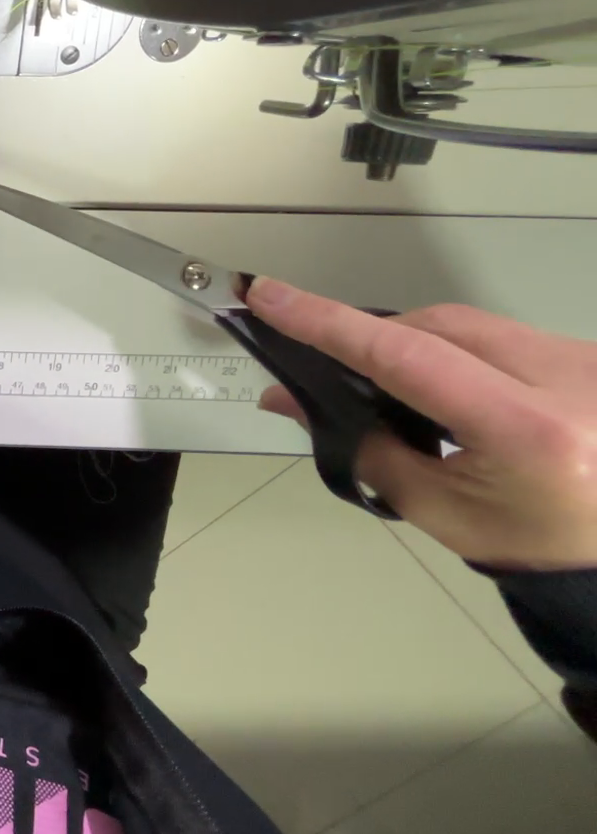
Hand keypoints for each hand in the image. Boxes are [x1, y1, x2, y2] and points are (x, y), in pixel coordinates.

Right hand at [246, 278, 596, 570]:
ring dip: (416, 341)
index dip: (329, 323)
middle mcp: (577, 383)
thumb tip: (278, 396)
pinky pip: (505, 333)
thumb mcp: (429, 500)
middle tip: (332, 366)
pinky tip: (454, 386)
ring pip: (471, 323)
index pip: (407, 357)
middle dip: (375, 337)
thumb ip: (354, 442)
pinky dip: (458, 349)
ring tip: (400, 386)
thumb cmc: (525, 540)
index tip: (267, 294)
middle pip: (438, 327)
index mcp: (531, 431)